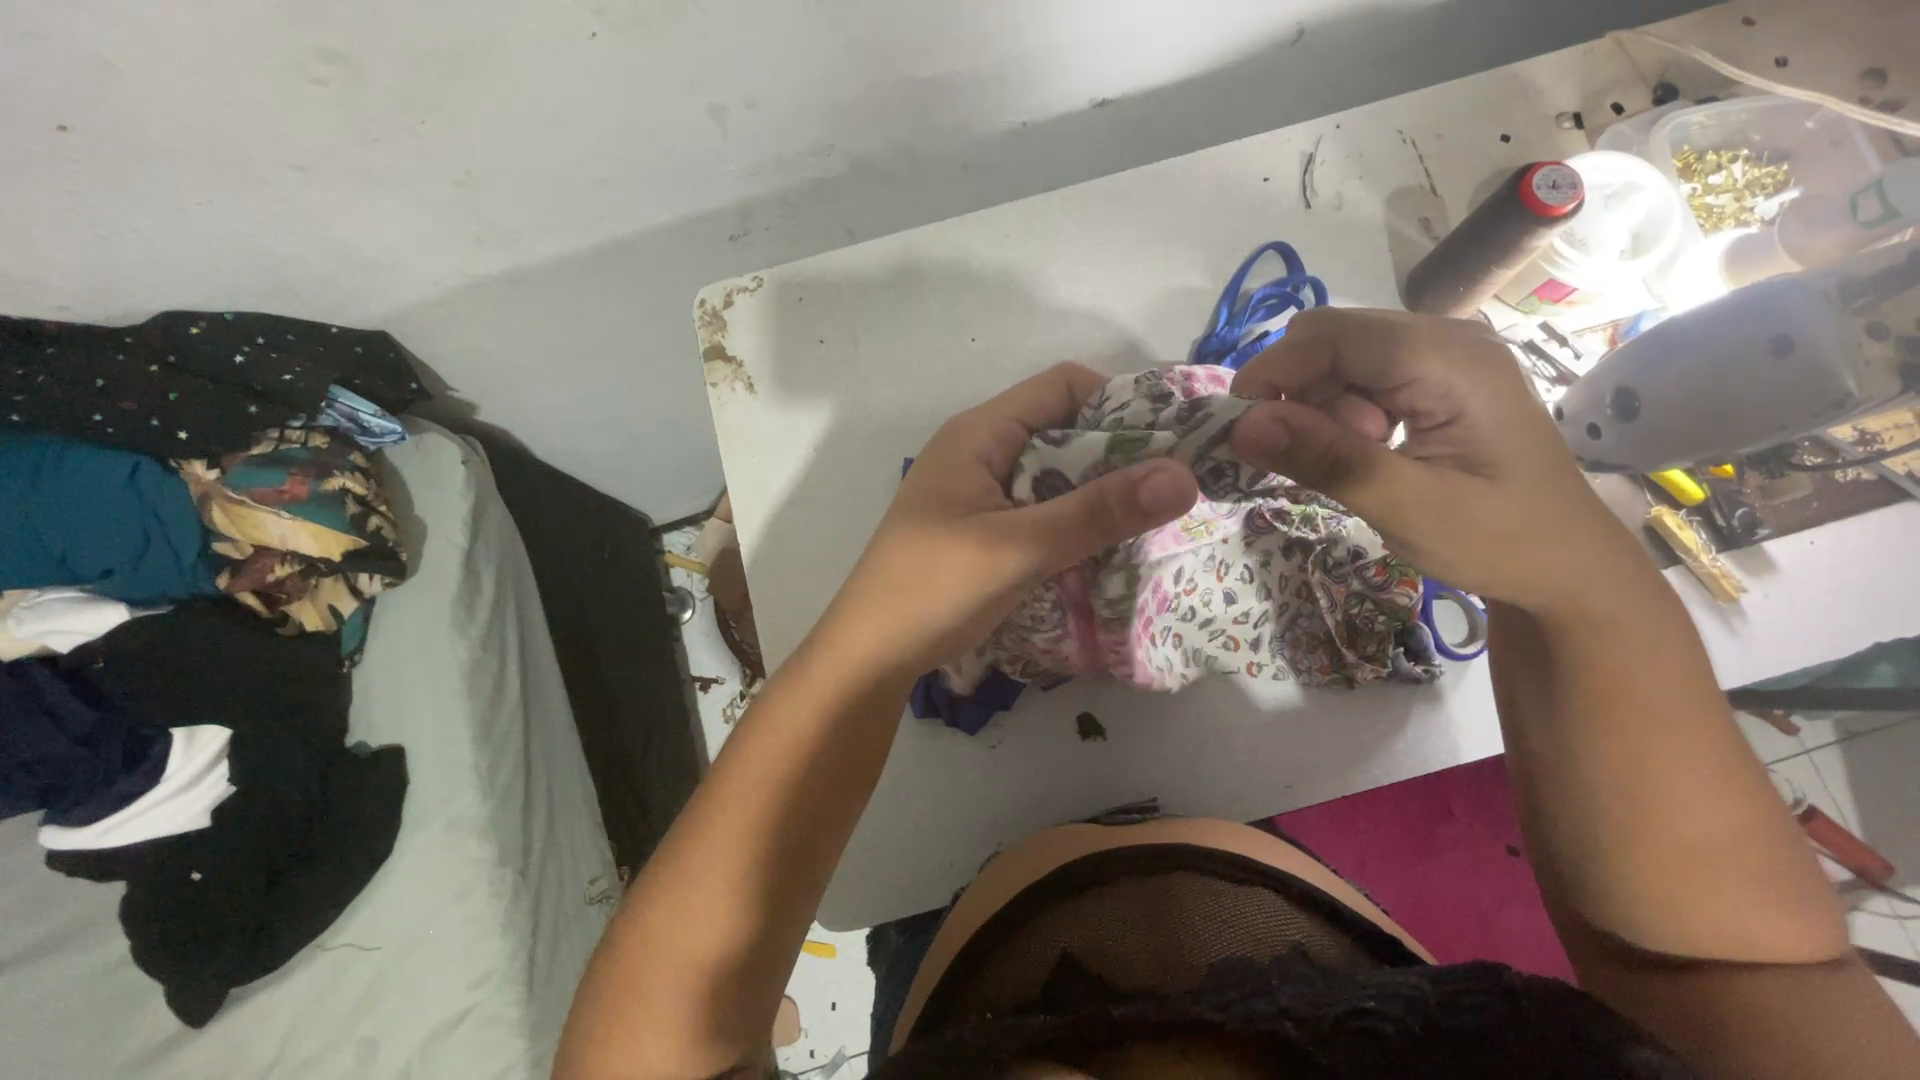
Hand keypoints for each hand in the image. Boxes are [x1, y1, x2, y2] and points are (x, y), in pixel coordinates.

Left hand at [814, 363, 1199, 680]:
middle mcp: (981, 452)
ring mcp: (980, 493)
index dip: (1122, 403)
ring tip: (1155, 521)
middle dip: (1120, 455)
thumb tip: (1185, 475)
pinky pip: (1042, 511)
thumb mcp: (1019, 548)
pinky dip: (1075, 523)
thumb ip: (1098, 511)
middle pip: (1064, 430)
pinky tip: (1108, 549)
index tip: (1175, 440)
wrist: (867, 657)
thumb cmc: (932, 590)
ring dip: (1100, 494)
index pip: (1063, 386)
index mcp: (979, 433)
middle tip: (1177, 489)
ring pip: (1057, 476)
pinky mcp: (983, 531)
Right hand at [1227, 307, 1638, 613]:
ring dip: (1321, 409)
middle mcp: (1446, 339)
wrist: (1565, 567)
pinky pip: (1359, 378)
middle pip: (1331, 339)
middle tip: (1318, 457)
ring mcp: (1442, 356)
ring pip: (1338, 359)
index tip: (1238, 431)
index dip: (1273, 373)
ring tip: (1356, 462)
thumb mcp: (1407, 507)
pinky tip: (1364, 452)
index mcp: (1451, 360)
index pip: (1333, 335)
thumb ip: (1326, 460)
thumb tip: (1240, 426)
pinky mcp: (1433, 379)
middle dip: (1299, 394)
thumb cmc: (1498, 540)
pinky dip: (1340, 414)